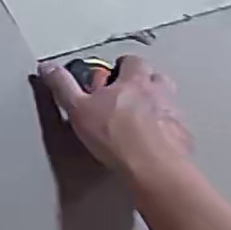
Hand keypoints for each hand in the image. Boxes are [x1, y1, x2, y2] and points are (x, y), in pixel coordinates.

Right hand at [36, 54, 194, 177]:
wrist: (152, 168)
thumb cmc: (117, 137)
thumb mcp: (77, 108)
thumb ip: (62, 85)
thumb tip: (49, 68)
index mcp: (134, 80)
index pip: (131, 60)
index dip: (119, 67)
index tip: (107, 78)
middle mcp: (159, 92)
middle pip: (154, 77)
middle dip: (141, 82)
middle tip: (124, 95)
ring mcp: (173, 115)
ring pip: (166, 101)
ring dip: (154, 105)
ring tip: (137, 119)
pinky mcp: (182, 137)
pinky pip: (174, 127)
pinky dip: (164, 130)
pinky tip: (151, 142)